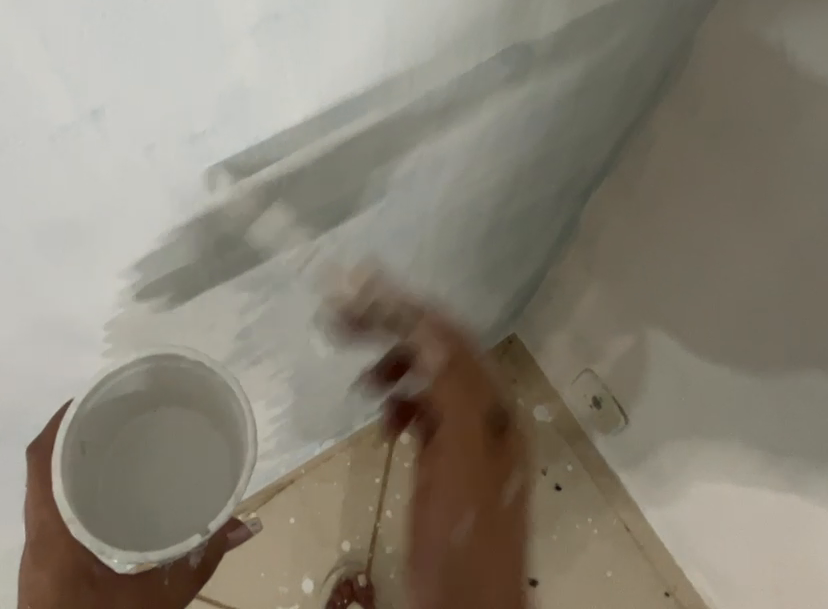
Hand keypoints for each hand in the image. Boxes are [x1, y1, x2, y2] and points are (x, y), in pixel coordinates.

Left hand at [18, 403, 258, 608]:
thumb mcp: (156, 602)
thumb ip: (198, 561)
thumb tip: (245, 524)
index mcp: (52, 535)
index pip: (39, 461)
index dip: (57, 422)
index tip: (89, 395)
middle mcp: (35, 541)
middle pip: (39, 473)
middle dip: (71, 439)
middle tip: (113, 417)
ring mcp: (36, 560)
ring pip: (43, 497)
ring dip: (69, 469)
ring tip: (112, 446)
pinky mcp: (44, 576)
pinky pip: (51, 520)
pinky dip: (72, 498)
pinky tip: (105, 500)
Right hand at [333, 270, 529, 608]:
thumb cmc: (459, 538)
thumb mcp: (458, 460)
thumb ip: (448, 390)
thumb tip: (424, 326)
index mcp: (490, 404)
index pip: (444, 334)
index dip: (399, 305)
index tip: (350, 289)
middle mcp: (484, 409)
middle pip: (434, 345)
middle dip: (387, 323)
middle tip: (337, 314)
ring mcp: (466, 433)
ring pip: (426, 373)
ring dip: (392, 359)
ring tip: (361, 373)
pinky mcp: (447, 455)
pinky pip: (421, 405)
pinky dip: (397, 396)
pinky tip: (380, 410)